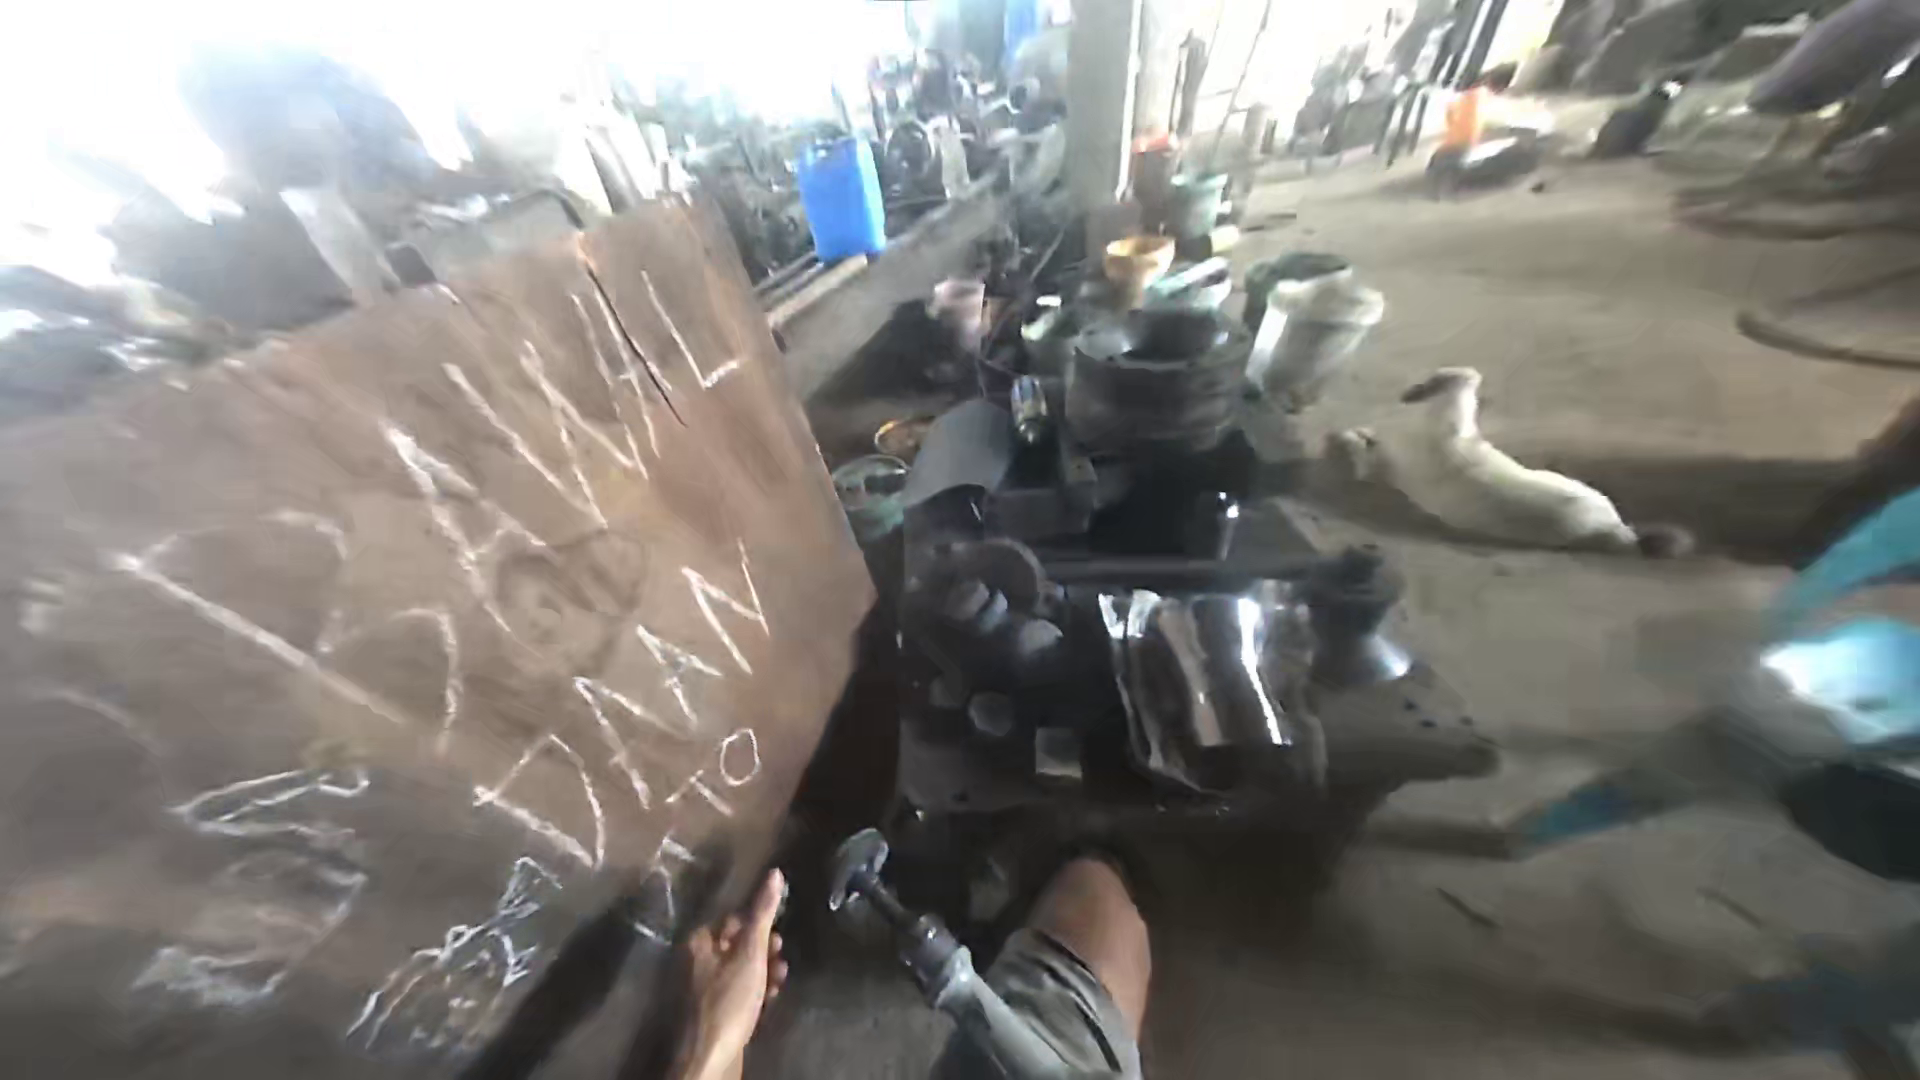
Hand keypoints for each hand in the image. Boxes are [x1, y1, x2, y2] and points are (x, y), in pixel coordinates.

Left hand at [671, 869, 788, 1079]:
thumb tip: (775, 872)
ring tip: (780, 975)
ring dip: (762, 968)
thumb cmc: (729, 1000)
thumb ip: (763, 912)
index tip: (774, 930)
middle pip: (735, 944)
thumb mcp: (751, 951)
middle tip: (780, 951)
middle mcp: (695, 965)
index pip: (730, 919)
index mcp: (698, 945)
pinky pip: (737, 992)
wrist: (709, 1063)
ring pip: (738, 969)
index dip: (755, 922)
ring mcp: (702, 993)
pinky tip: (770, 996)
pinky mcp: (712, 1016)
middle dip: (762, 946)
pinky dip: (754, 989)